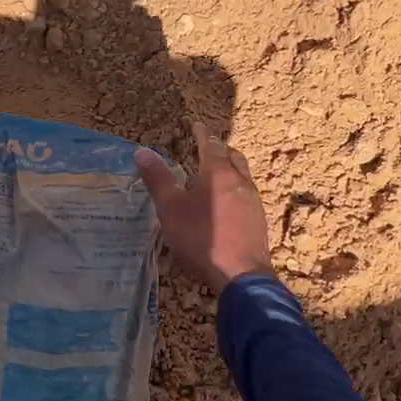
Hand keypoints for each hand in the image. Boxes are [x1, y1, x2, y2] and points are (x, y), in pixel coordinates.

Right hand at [134, 122, 272, 294]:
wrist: (240, 275)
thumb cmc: (201, 237)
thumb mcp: (170, 208)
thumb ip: (158, 179)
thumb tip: (142, 151)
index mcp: (217, 173)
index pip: (210, 144)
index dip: (201, 133)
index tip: (196, 125)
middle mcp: (239, 181)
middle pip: (232, 156)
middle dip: (219, 148)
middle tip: (206, 146)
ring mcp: (252, 202)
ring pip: (242, 175)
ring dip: (229, 168)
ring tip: (215, 173)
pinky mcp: (258, 221)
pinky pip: (245, 193)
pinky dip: (234, 188)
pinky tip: (225, 202)